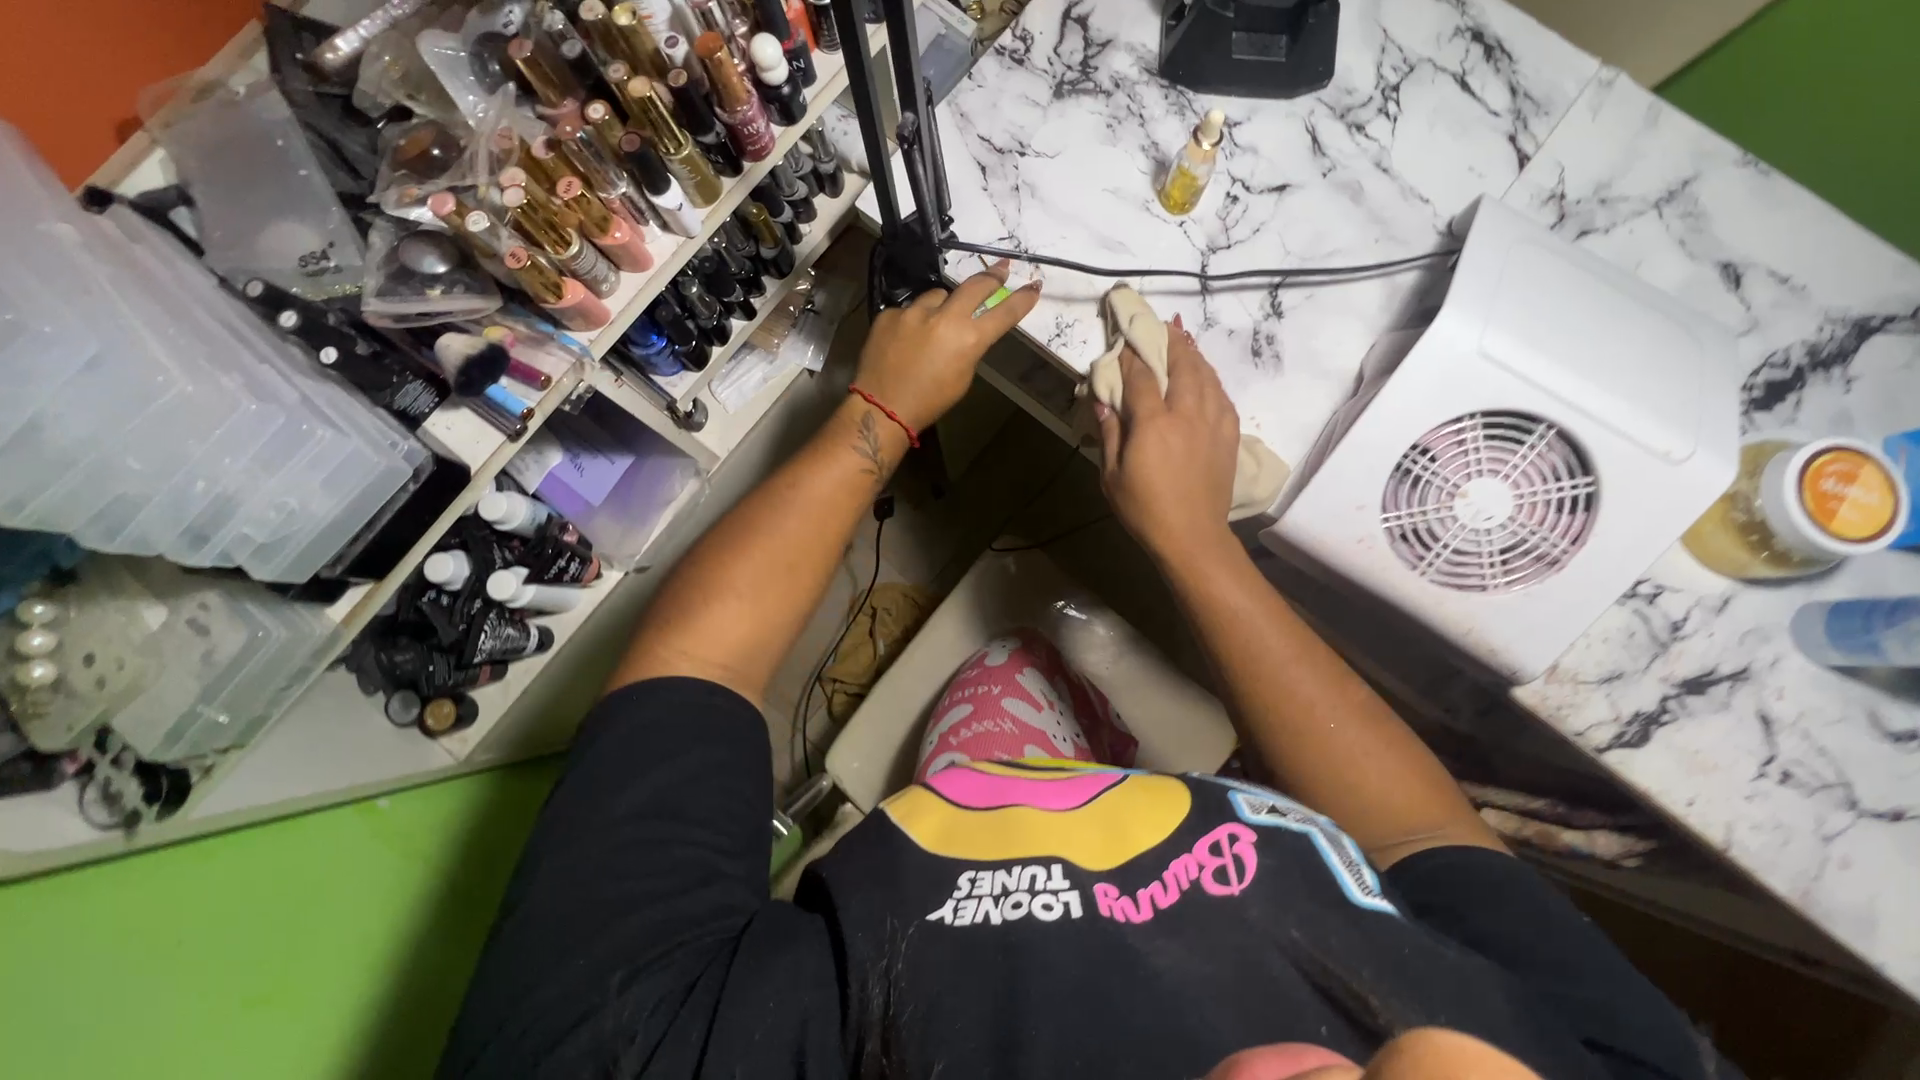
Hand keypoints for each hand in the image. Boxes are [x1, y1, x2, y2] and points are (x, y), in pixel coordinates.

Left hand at [852, 260, 1040, 430]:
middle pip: (975, 286)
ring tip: (932, 327)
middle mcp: (944, 317)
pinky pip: (909, 310)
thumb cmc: (930, 401)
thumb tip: (968, 330)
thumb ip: (969, 347)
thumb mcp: (962, 377)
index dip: (1022, 299)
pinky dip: (912, 321)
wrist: (882, 407)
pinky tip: (905, 340)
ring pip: (937, 296)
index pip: (1004, 313)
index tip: (1034, 286)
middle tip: (1002, 268)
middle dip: (991, 276)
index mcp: (968, 339)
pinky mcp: (889, 313)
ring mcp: (913, 311)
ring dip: (941, 306)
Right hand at [1097, 316, 1241, 562]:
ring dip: (1194, 355)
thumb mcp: (1111, 476)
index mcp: (1154, 424)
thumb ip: (1109, 434)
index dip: (1132, 356)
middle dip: (1171, 343)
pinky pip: (1222, 396)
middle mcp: (1187, 414)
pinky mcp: (1229, 435)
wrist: (1193, 536)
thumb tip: (1103, 401)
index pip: (1142, 377)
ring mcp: (1213, 423)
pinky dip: (1212, 380)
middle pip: (1183, 365)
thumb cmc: (1144, 510)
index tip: (1124, 341)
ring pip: (1207, 376)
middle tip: (1162, 326)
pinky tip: (1205, 377)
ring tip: (1185, 341)